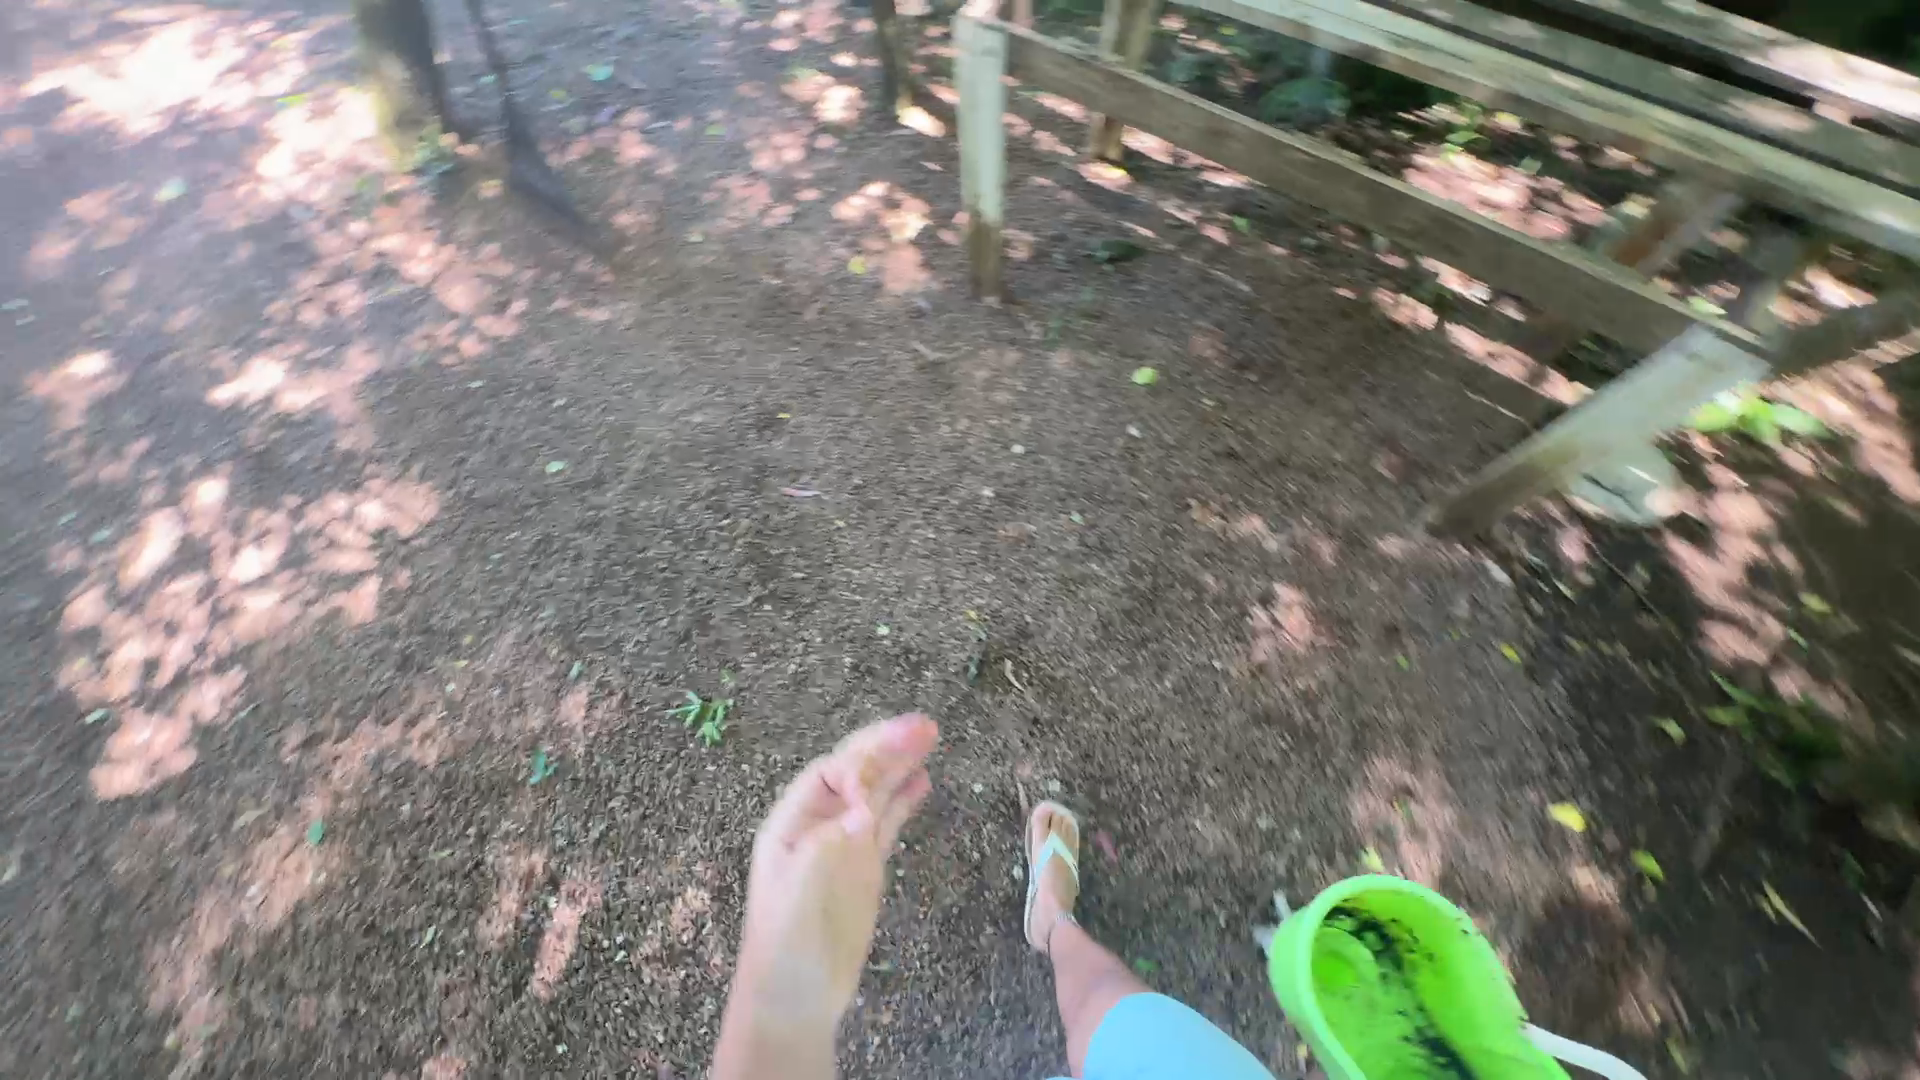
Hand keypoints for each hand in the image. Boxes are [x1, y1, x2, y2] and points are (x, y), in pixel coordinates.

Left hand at [713, 714, 938, 1078]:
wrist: (795, 997)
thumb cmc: (785, 942)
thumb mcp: (797, 893)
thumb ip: (826, 846)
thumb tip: (863, 808)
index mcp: (793, 822)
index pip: (828, 775)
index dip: (856, 767)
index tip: (879, 780)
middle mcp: (820, 821)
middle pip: (855, 771)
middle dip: (886, 746)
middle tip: (924, 725)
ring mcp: (846, 840)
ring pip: (876, 789)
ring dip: (900, 761)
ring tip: (930, 735)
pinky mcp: (866, 862)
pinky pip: (888, 818)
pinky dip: (905, 797)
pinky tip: (923, 778)